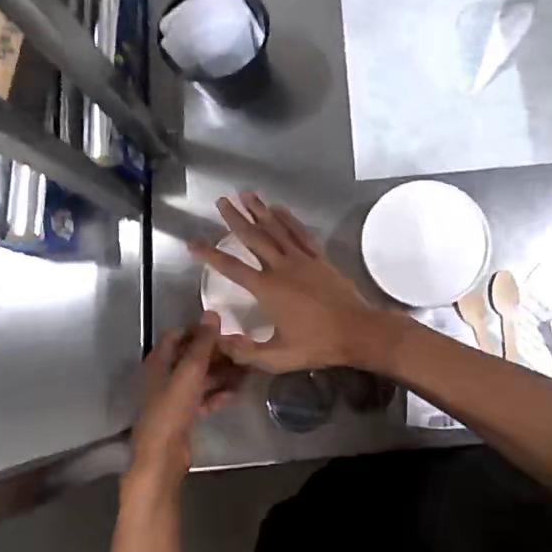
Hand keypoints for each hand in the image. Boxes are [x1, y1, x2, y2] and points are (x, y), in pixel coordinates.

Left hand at [129, 313, 244, 484]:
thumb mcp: (189, 372)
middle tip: (244, 350)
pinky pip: (204, 398)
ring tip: (248, 371)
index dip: (199, 330)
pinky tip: (237, 393)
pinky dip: (219, 394)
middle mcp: (165, 376)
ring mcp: (175, 397)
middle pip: (193, 356)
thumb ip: (202, 343)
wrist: (162, 457)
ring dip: (222, 373)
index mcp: (159, 361)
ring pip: (201, 378)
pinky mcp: (184, 416)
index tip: (224, 330)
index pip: (178, 335)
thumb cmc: (171, 409)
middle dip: (217, 353)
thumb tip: (212, 313)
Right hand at [191, 193, 400, 373]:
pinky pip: (300, 233)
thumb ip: (246, 351)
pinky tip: (279, 209)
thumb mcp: (278, 357)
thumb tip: (219, 341)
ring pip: (276, 229)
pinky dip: (288, 219)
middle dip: (235, 218)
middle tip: (221, 201)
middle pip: (254, 238)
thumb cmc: (318, 344)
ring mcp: (303, 260)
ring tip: (246, 194)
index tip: (193, 243)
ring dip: (260, 210)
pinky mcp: (320, 258)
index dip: (210, 255)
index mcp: (268, 289)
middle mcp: (282, 268)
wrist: (358, 331)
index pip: (232, 268)